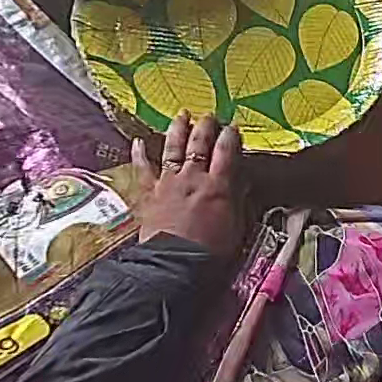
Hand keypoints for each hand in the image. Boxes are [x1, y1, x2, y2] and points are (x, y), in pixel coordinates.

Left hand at [129, 111, 245, 256]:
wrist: (173, 267)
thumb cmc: (212, 250)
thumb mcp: (236, 225)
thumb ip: (238, 199)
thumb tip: (242, 182)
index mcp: (218, 185)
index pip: (227, 151)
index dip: (230, 136)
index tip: (233, 127)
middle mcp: (194, 177)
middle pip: (200, 144)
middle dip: (206, 127)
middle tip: (210, 116)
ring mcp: (169, 183)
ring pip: (173, 148)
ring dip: (178, 130)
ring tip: (182, 115)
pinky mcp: (149, 194)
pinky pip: (143, 169)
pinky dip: (140, 154)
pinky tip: (138, 141)